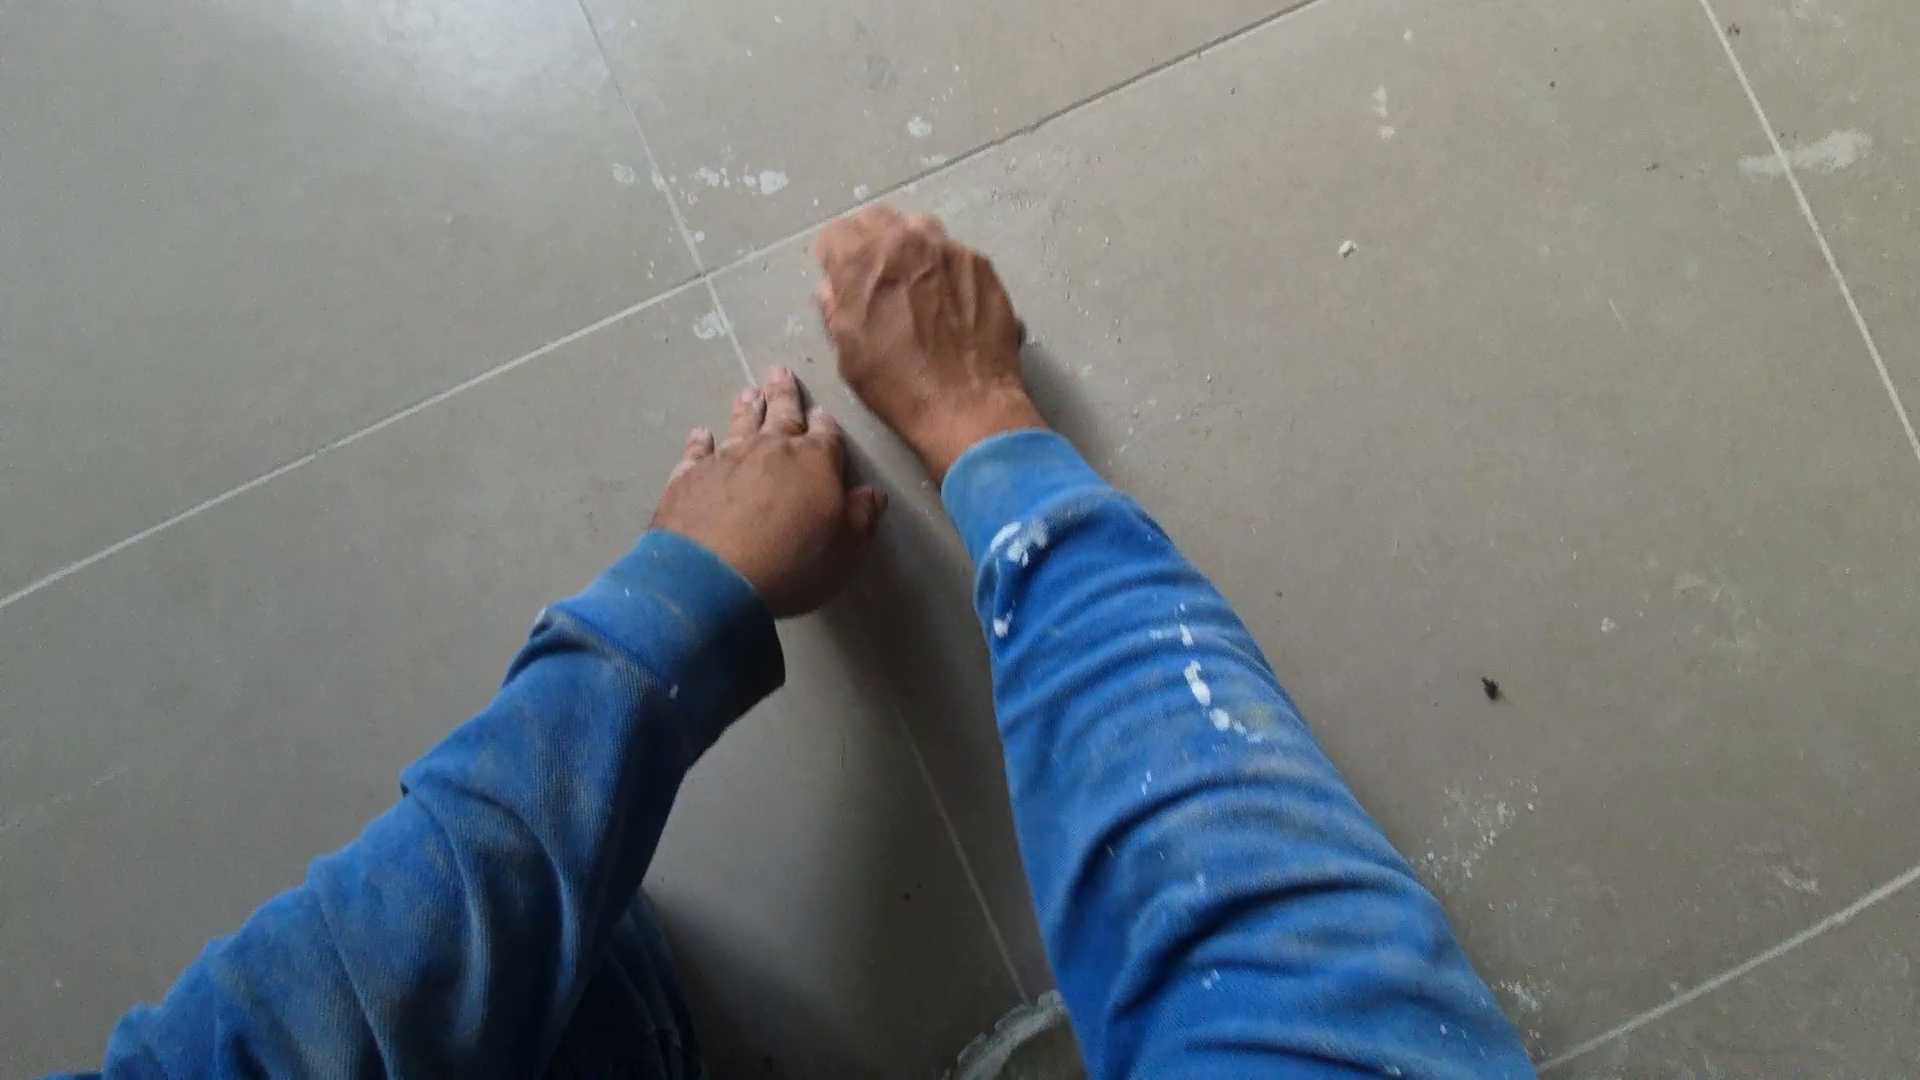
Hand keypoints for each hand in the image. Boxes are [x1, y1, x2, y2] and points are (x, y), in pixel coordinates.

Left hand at [651, 366, 887, 618]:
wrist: (713, 578)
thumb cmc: (792, 565)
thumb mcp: (845, 551)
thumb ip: (861, 519)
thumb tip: (873, 494)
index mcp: (815, 463)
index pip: (826, 435)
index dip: (825, 424)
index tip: (822, 413)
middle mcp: (771, 450)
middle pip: (781, 414)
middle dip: (783, 394)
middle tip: (780, 371)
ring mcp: (726, 460)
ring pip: (739, 425)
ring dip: (745, 408)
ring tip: (747, 392)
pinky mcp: (688, 477)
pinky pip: (696, 451)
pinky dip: (700, 441)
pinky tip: (701, 434)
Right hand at [815, 207, 1044, 483]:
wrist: (966, 405)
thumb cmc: (898, 386)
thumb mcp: (849, 354)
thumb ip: (836, 311)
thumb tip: (833, 291)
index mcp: (862, 259)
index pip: (835, 234)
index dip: (834, 260)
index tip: (842, 280)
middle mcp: (906, 240)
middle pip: (877, 220)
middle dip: (870, 244)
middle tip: (877, 278)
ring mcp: (949, 249)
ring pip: (920, 229)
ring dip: (911, 248)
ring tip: (916, 284)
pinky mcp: (982, 266)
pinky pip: (956, 255)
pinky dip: (947, 270)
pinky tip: (951, 303)